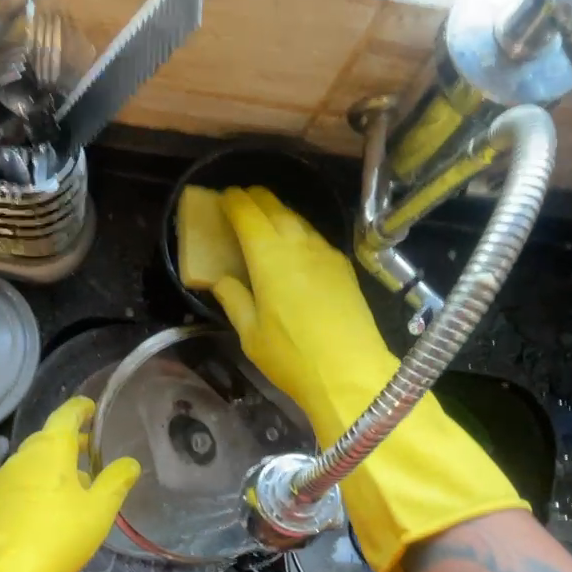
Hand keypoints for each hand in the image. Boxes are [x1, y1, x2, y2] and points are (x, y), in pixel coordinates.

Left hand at [0, 397, 138, 571]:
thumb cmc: (60, 535)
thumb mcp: (100, 510)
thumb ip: (116, 482)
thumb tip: (129, 463)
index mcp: (49, 449)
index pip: (65, 416)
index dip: (80, 410)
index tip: (91, 410)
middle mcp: (22, 457)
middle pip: (46, 438)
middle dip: (68, 441)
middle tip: (89, 450)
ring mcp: (2, 480)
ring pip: (30, 462)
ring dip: (51, 464)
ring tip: (74, 481)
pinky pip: (18, 483)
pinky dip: (36, 483)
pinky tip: (48, 505)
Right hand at [205, 187, 400, 445]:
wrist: (349, 373)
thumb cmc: (291, 357)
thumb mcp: (251, 335)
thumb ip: (235, 300)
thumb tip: (222, 280)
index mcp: (269, 258)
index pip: (248, 215)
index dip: (234, 203)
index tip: (223, 198)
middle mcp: (299, 245)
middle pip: (275, 209)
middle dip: (256, 200)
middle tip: (240, 200)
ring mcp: (325, 254)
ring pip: (298, 220)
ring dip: (278, 213)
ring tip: (264, 217)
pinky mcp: (342, 267)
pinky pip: (314, 237)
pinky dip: (298, 230)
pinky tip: (293, 244)